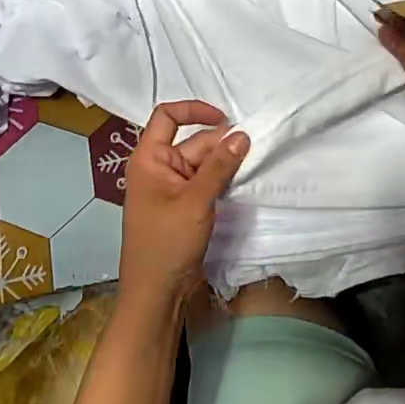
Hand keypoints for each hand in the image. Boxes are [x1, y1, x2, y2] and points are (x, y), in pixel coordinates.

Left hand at [119, 101, 249, 305]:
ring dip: (225, 164)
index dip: (194, 110)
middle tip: (255, 150)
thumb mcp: (195, 201)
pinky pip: (205, 184)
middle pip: (193, 141)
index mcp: (149, 158)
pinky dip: (222, 181)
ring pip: (203, 164)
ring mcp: (172, 188)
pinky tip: (244, 182)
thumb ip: (219, 167)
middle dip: (221, 143)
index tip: (226, 119)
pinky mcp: (185, 207)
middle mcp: (158, 168)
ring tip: (255, 164)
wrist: (157, 292)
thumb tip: (242, 135)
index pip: (167, 117)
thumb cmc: (166, 243)